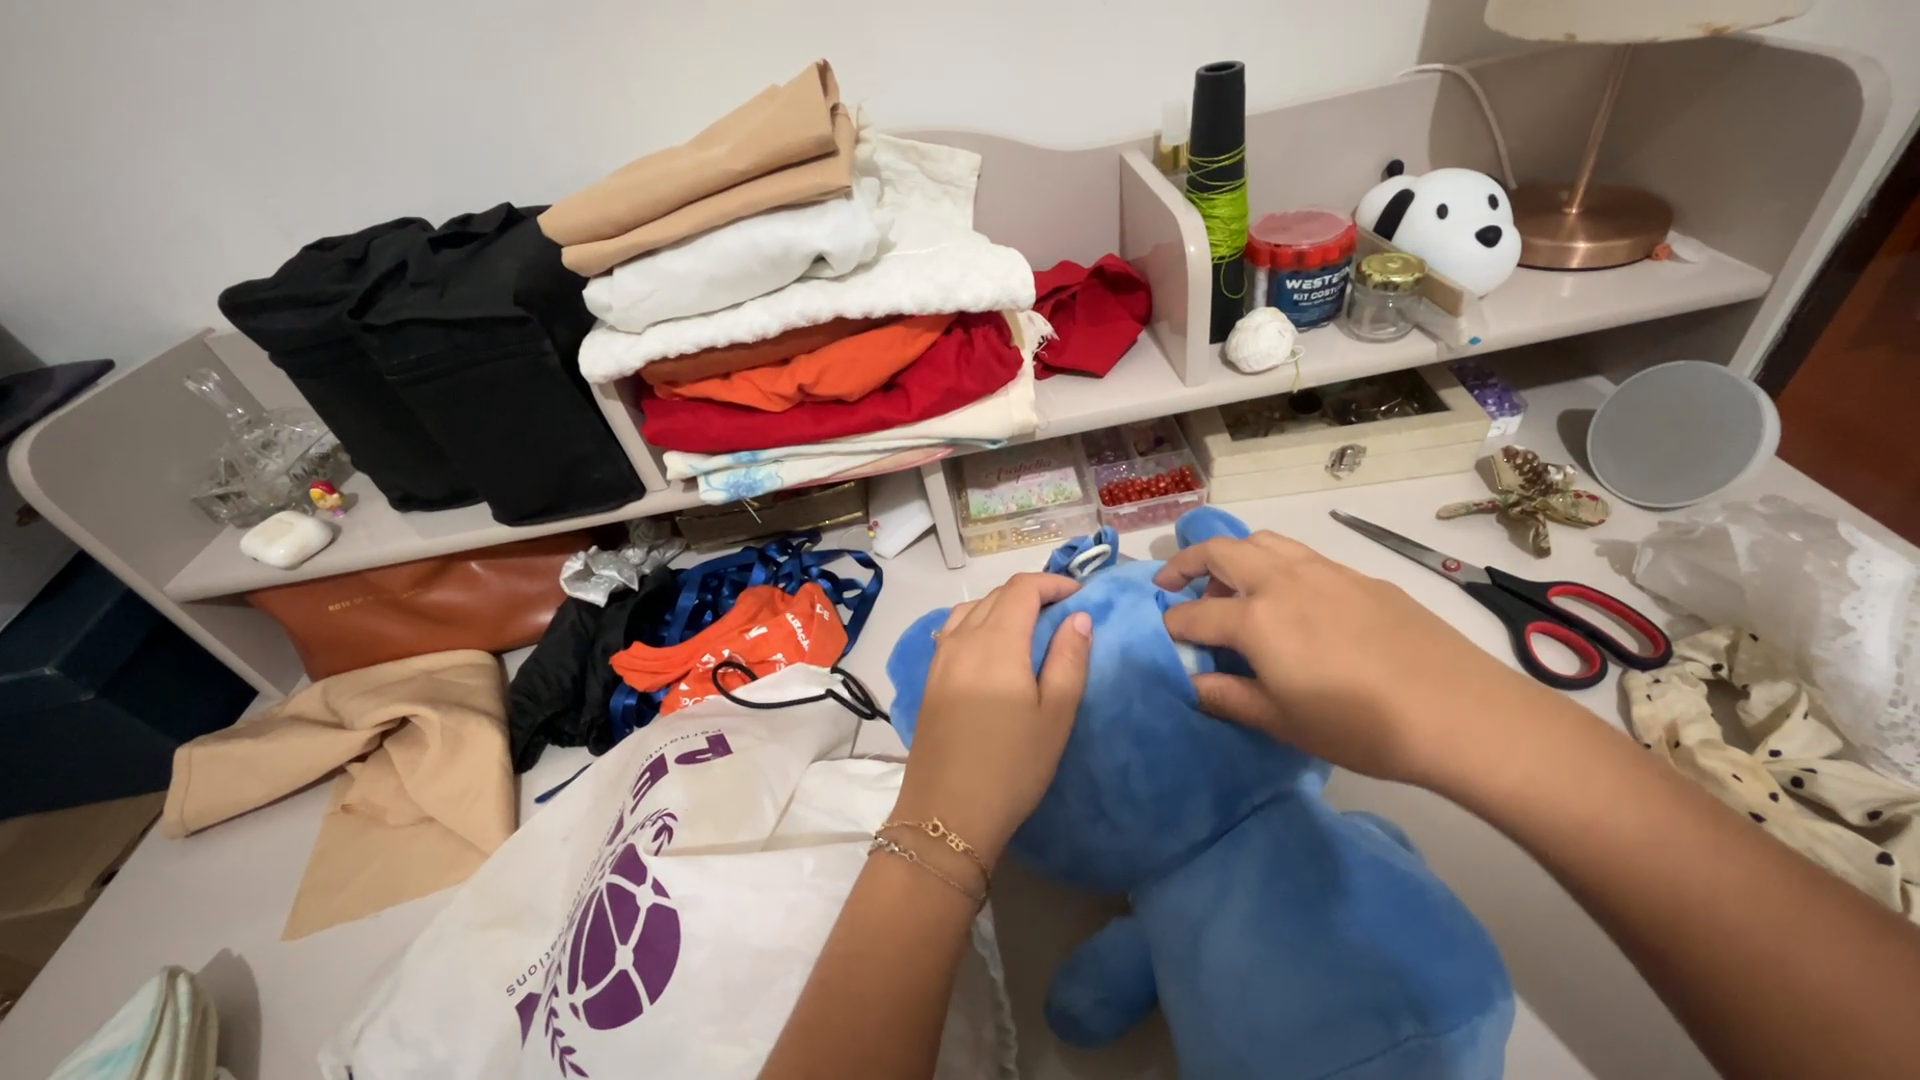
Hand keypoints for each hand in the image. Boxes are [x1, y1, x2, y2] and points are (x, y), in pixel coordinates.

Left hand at [893, 573, 1093, 868]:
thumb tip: (1078, 617)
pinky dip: (978, 623)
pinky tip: (992, 649)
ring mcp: (940, 660)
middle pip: (995, 595)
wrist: (946, 814)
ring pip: (971, 610)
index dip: (1053, 583)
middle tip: (1063, 613)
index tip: (1080, 596)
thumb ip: (1069, 659)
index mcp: (996, 641)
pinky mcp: (930, 681)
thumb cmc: (1011, 766)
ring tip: (1029, 628)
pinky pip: (954, 632)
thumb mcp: (1056, 715)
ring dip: (1002, 607)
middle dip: (1031, 594)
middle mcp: (962, 640)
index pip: (1022, 589)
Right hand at [1154, 530, 1549, 787]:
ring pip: (1264, 541)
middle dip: (1187, 562)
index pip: (1194, 614)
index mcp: (1256, 618)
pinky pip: (1303, 556)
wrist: (1459, 713)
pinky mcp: (1362, 577)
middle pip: (1220, 551)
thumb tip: (1191, 682)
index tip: (1164, 638)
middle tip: (1172, 583)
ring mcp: (1326, 572)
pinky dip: (1277, 565)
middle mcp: (1283, 580)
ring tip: (1231, 585)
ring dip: (1234, 555)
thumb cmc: (1359, 727)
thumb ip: (1226, 697)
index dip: (1172, 626)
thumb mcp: (1280, 722)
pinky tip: (1292, 601)